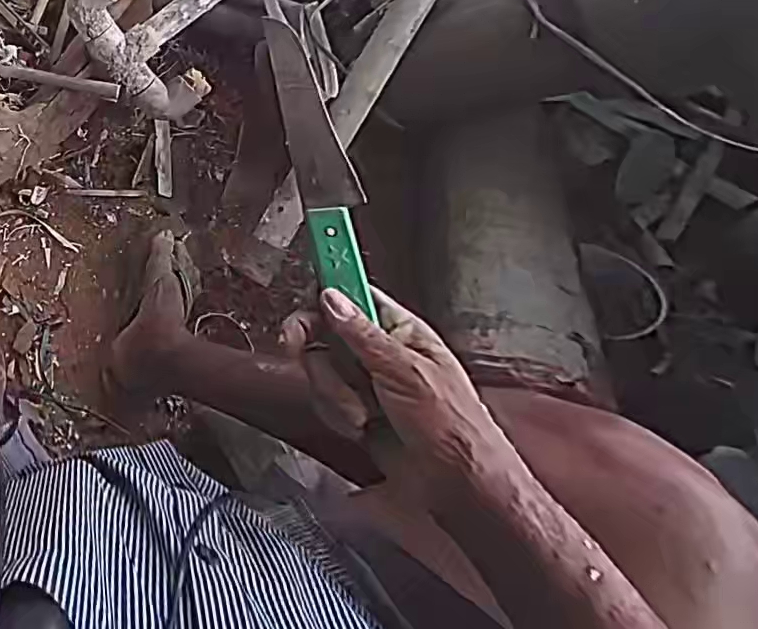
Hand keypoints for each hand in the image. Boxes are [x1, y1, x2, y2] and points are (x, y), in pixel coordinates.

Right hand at [317, 285, 519, 495]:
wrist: (460, 494)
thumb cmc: (455, 431)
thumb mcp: (407, 373)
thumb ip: (363, 334)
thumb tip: (331, 297)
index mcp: (400, 331)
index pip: (355, 292)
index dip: (330, 281)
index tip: (308, 264)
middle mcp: (377, 350)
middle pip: (321, 327)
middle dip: (313, 346)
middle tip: (297, 345)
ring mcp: (363, 379)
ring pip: (317, 364)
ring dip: (332, 391)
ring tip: (363, 412)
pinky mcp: (351, 406)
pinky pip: (320, 396)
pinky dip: (335, 412)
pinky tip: (361, 426)